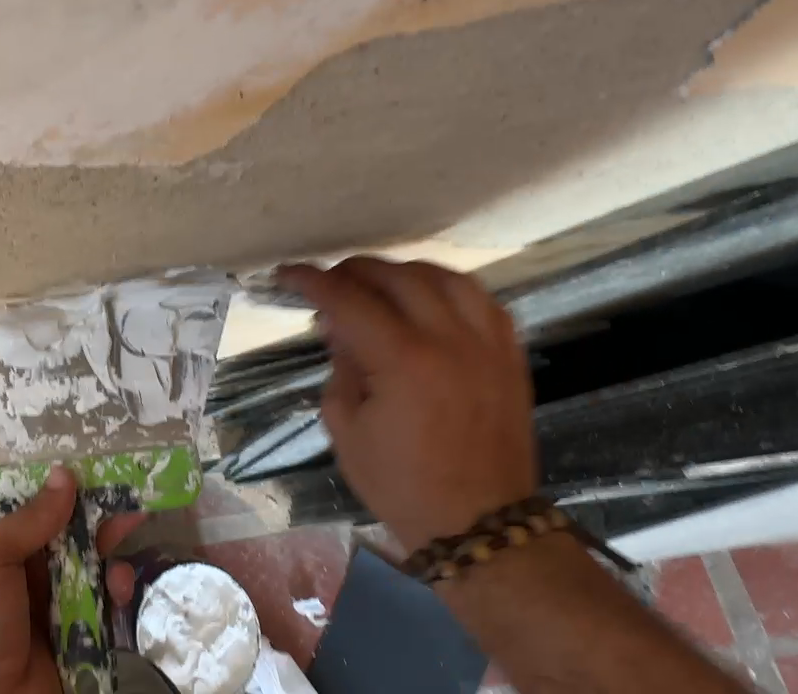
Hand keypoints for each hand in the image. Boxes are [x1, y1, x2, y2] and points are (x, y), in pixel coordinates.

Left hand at [0, 466, 145, 693]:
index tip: (85, 456)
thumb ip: (27, 519)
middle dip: (93, 505)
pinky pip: (102, 600)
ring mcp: (50, 603)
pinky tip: (120, 583)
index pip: (25, 503)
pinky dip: (115, 587)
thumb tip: (65, 474)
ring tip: (134, 520)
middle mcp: (20, 569)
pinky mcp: (77, 634)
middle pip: (63, 527)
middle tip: (128, 481)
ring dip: (110, 541)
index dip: (53, 481)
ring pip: (87, 559)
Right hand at [277, 257, 537, 547]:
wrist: (480, 526)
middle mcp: (449, 341)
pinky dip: (449, 289)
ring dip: (403, 272)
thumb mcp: (346, 428)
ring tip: (379, 284)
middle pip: (396, 277)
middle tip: (330, 282)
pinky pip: (482, 301)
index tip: (287, 274)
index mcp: (403, 362)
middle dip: (354, 271)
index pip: (348, 300)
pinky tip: (429, 299)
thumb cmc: (401, 484)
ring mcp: (486, 346)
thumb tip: (337, 326)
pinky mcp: (510, 358)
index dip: (311, 281)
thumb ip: (340, 367)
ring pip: (444, 278)